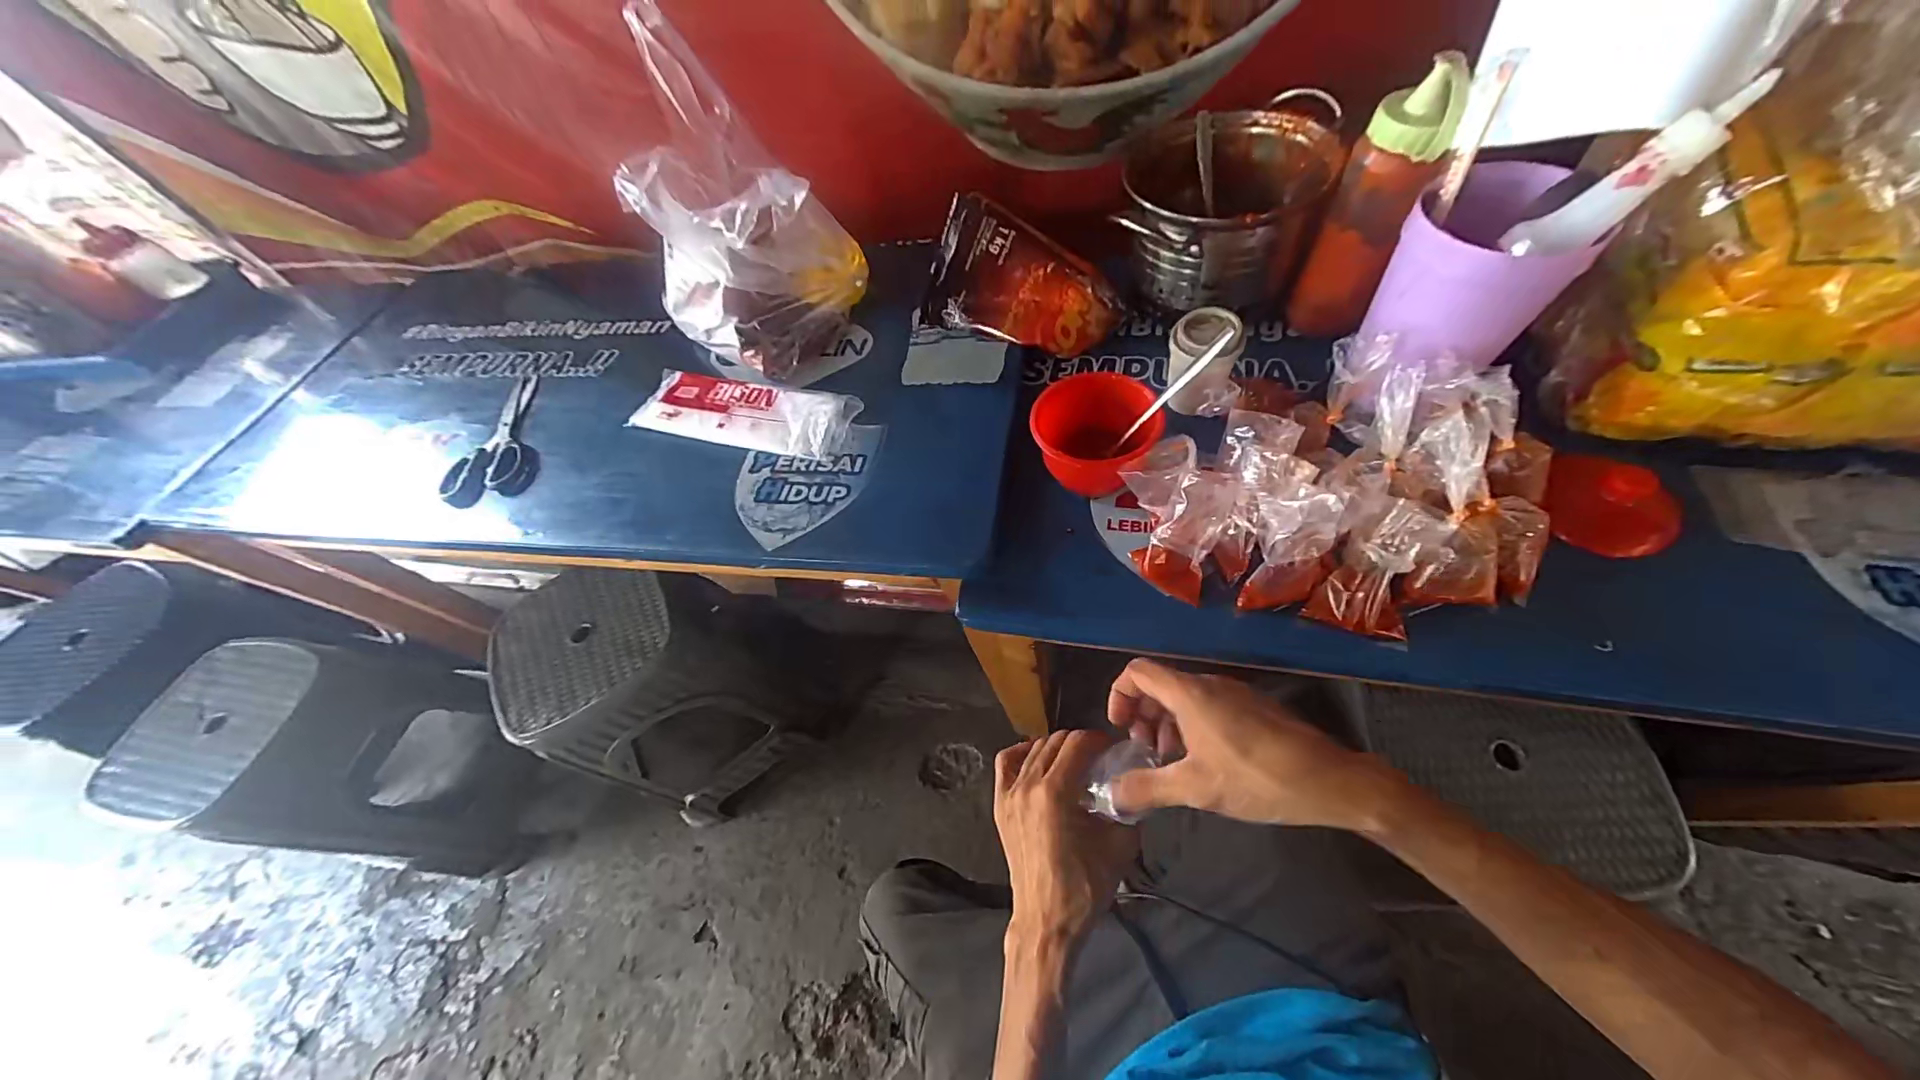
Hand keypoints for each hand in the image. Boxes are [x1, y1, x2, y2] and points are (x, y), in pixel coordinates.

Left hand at [994, 730, 1138, 944]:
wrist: (1047, 920)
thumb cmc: (1084, 886)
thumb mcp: (1120, 844)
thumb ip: (1127, 808)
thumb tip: (1133, 786)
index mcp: (1055, 792)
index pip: (1078, 744)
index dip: (1099, 740)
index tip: (1114, 749)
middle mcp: (1028, 785)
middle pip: (1055, 741)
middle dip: (1080, 743)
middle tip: (1099, 757)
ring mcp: (1009, 794)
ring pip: (1033, 750)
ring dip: (1057, 749)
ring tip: (1076, 762)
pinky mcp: (1000, 805)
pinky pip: (1006, 764)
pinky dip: (1022, 753)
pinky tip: (1039, 760)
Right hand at [1106, 658, 1410, 831]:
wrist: (1333, 782)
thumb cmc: (1258, 778)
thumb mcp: (1196, 789)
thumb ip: (1147, 788)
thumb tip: (1110, 794)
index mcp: (1190, 693)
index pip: (1137, 672)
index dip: (1119, 695)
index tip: (1121, 729)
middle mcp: (1210, 683)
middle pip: (1159, 684)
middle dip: (1142, 715)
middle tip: (1146, 752)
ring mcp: (1235, 693)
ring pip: (1184, 696)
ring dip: (1166, 723)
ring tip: (1172, 760)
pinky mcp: (1254, 707)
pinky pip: (1208, 705)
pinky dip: (1192, 726)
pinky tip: (1205, 762)